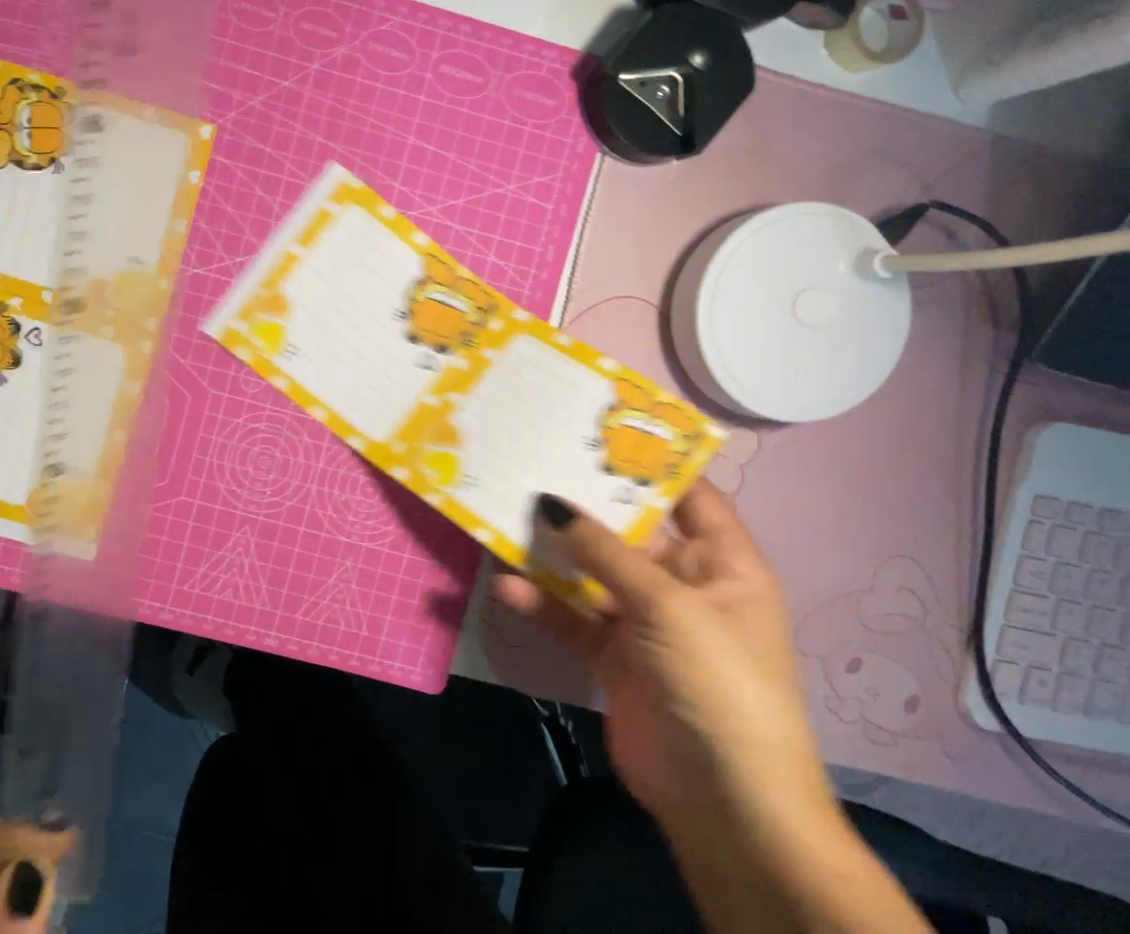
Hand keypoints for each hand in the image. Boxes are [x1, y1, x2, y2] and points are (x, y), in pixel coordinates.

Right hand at [489, 482, 825, 831]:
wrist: (720, 793)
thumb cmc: (716, 681)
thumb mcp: (668, 606)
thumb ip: (606, 553)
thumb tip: (551, 501)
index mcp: (724, 566)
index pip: (692, 498)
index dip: (653, 466)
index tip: (596, 432)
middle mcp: (684, 586)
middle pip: (628, 533)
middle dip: (582, 507)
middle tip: (529, 467)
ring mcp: (645, 622)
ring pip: (590, 574)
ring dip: (550, 556)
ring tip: (502, 522)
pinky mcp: (611, 655)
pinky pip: (570, 617)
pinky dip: (540, 603)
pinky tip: (506, 588)